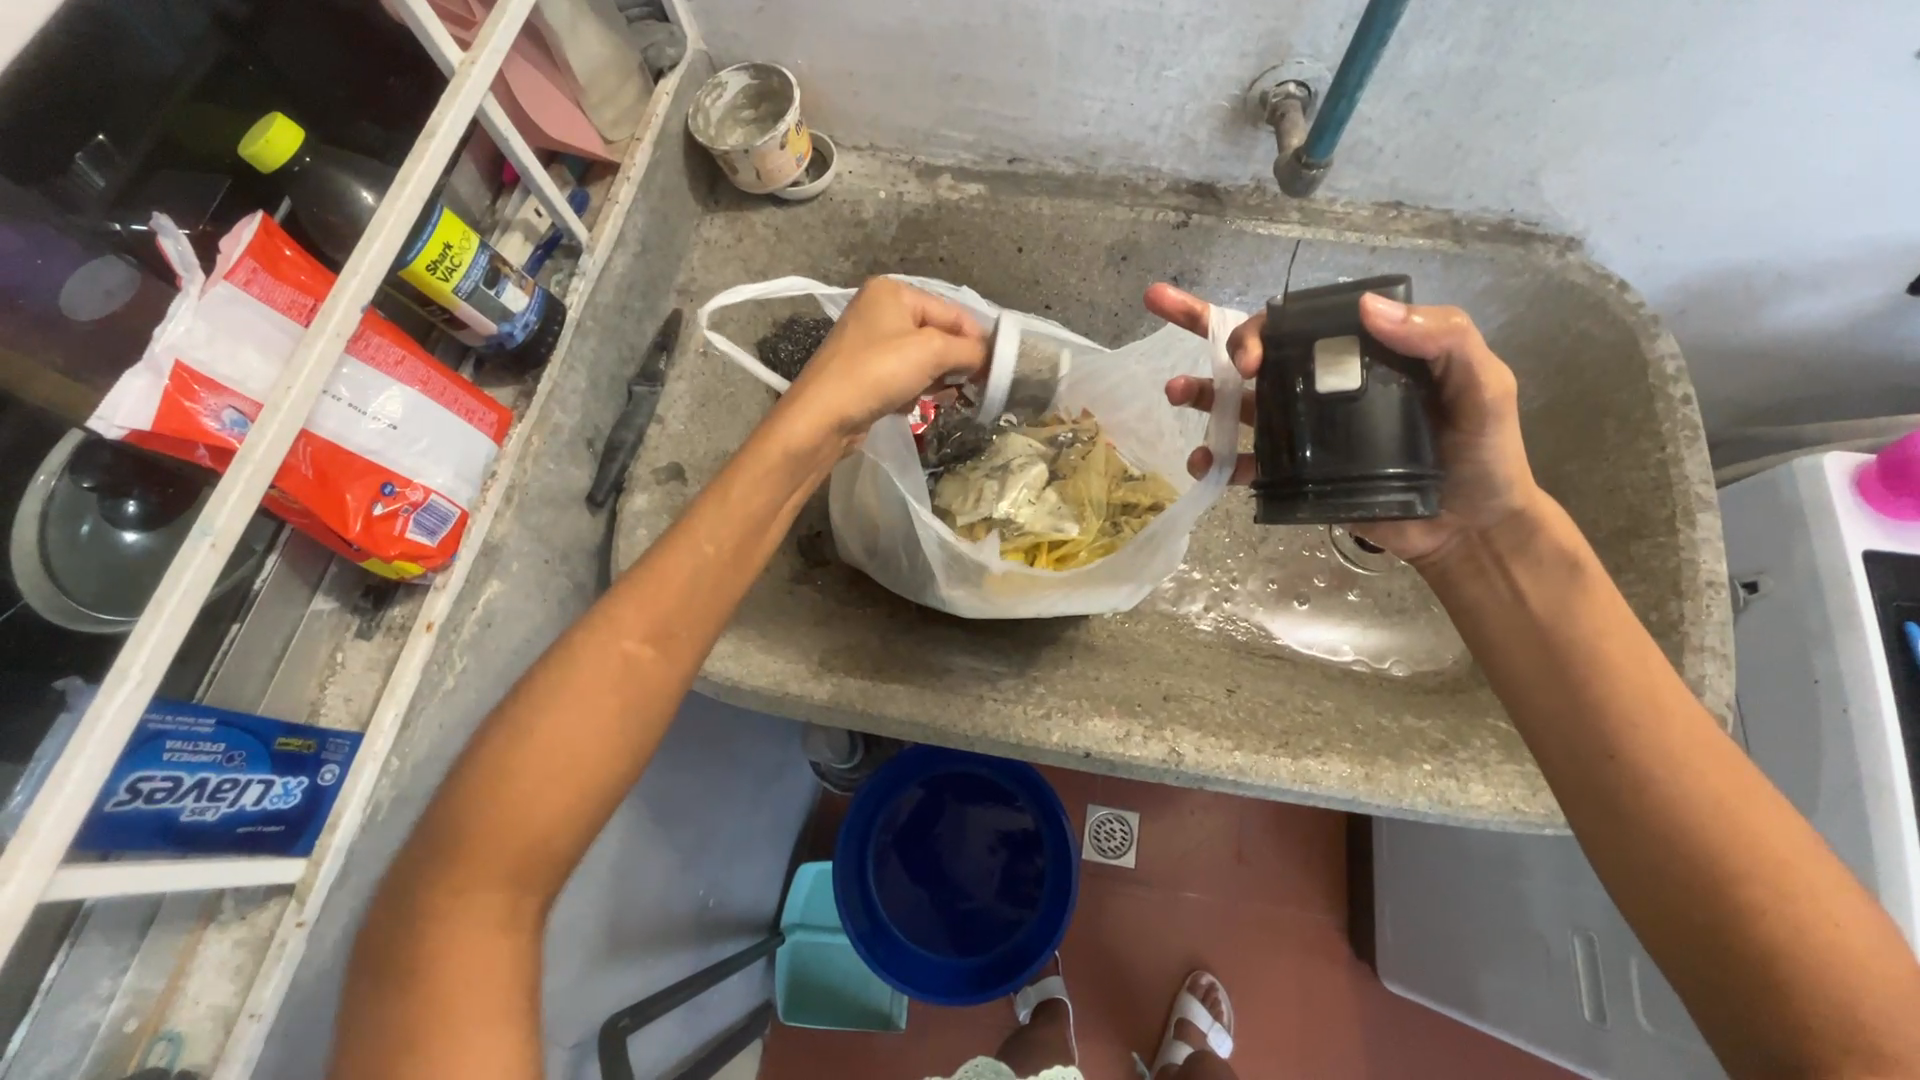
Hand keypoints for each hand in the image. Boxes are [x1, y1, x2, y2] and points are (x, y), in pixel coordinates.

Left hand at [773, 277, 987, 453]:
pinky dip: (915, 390)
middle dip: (955, 362)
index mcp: (894, 291)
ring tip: (943, 399)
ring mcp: (871, 342)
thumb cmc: (878, 372)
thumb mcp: (932, 352)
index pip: (952, 312)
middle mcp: (880, 310)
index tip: (996, 369)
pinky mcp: (866, 372)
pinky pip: (904, 377)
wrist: (823, 416)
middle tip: (972, 388)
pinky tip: (912, 405)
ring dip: (936, 380)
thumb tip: (990, 357)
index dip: (977, 340)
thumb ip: (969, 350)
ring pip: (923, 359)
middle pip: (938, 335)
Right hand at [1145, 282, 1543, 565]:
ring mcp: (1302, 430)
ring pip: (1235, 403)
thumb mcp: (1484, 384)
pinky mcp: (1293, 474)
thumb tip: (1367, 309)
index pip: (1298, 322)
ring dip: (1198, 393)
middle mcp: (1319, 384)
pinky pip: (1245, 464)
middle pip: (1252, 351)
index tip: (1248, 353)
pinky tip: (1201, 462)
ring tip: (1173, 392)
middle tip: (1164, 310)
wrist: (1469, 527)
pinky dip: (1216, 462)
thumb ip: (1443, 340)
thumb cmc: (1481, 451)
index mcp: (1355, 355)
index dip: (1258, 325)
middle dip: (1201, 326)